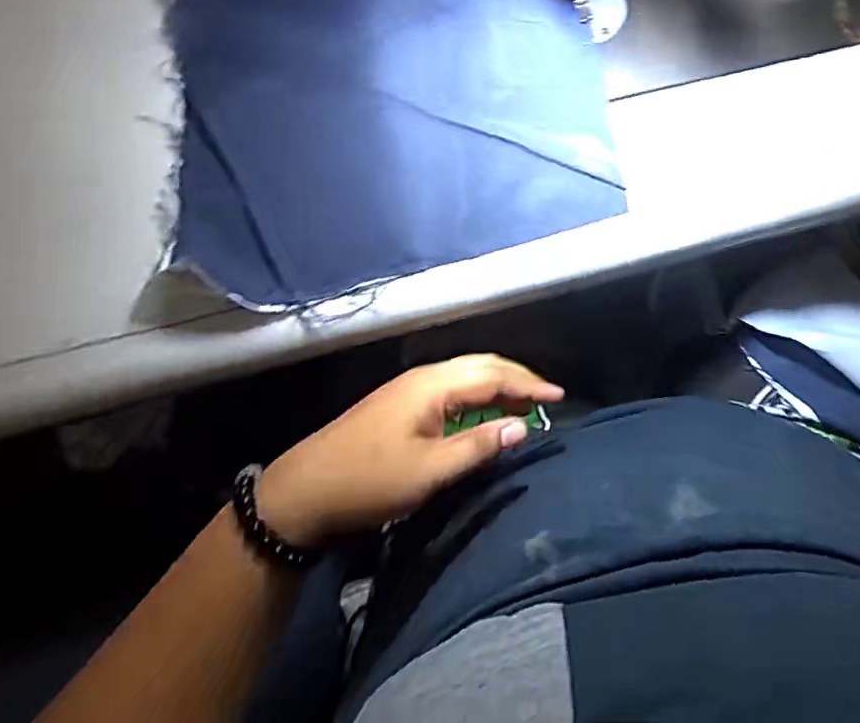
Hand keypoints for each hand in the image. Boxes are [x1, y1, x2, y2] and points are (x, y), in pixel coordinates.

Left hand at [255, 354, 563, 546]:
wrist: (300, 494)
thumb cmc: (368, 482)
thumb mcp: (429, 471)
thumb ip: (479, 446)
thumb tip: (522, 427)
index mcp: (433, 385)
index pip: (494, 374)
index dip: (530, 385)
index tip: (559, 397)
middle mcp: (425, 377)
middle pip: (483, 365)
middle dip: (518, 378)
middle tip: (547, 397)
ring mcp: (410, 388)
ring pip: (467, 374)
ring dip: (499, 384)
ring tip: (525, 403)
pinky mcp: (402, 403)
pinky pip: (454, 387)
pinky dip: (479, 394)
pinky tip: (486, 412)